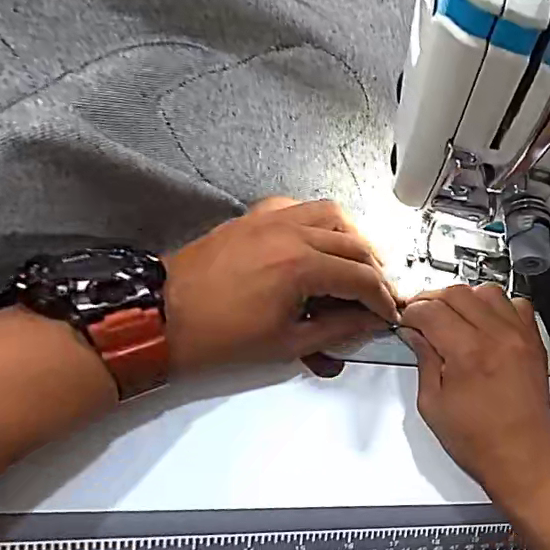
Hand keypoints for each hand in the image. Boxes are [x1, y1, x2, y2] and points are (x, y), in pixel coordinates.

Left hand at [164, 198, 398, 374]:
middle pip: (355, 244)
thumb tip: (365, 322)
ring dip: (353, 237)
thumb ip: (337, 329)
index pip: (361, 277)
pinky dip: (318, 219)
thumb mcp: (286, 343)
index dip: (382, 298)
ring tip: (359, 261)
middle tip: (379, 293)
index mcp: (300, 266)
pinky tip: (319, 238)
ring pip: (332, 214)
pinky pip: (297, 206)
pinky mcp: (252, 218)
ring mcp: (270, 220)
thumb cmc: (214, 335)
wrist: (162, 318)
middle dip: (375, 270)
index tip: (387, 312)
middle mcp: (289, 233)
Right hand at [399, 284, 549, 507]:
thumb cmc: (482, 443)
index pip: (431, 309)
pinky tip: (486, 321)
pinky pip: (518, 305)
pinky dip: (499, 306)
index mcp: (468, 352)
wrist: (522, 460)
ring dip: (464, 298)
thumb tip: (416, 335)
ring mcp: (520, 337)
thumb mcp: (433, 404)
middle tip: (421, 316)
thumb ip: (423, 360)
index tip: (407, 320)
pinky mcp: (534, 343)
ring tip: (452, 316)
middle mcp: (498, 337)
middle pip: (457, 293)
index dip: (411, 312)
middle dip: (432, 300)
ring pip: (487, 291)